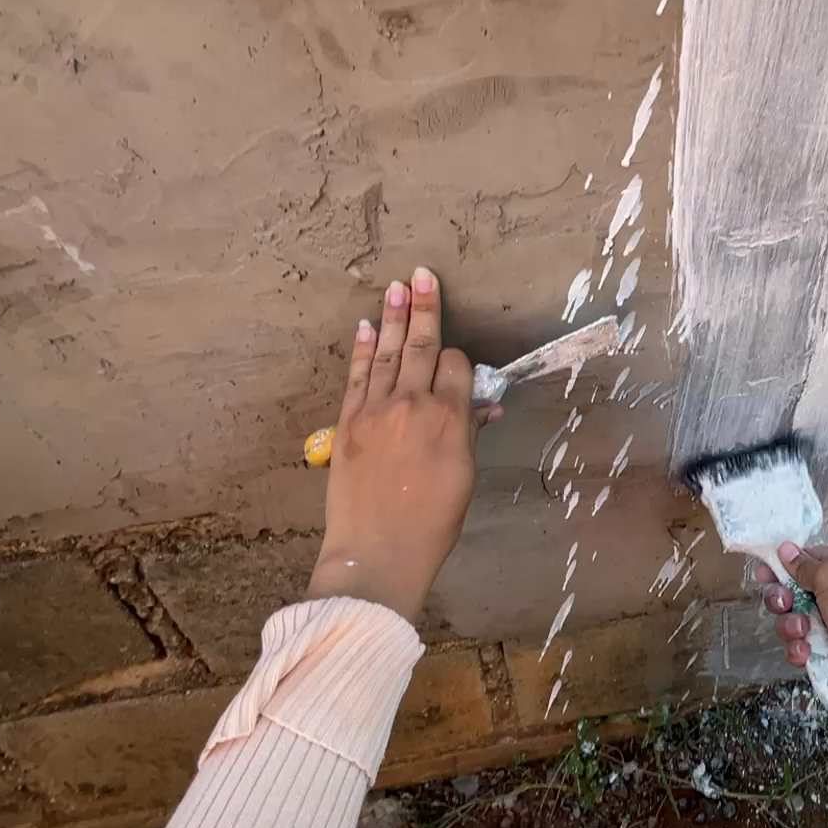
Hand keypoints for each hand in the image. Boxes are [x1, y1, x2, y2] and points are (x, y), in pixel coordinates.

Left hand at [306, 267, 502, 621]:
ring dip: (395, 317)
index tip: (462, 368)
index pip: (458, 366)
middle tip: (423, 273)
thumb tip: (479, 407)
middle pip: (424, 346)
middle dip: (426, 307)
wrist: (376, 554)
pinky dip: (363, 349)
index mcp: (450, 419)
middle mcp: (413, 404)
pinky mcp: (347, 422)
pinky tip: (369, 325)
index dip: (462, 361)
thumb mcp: (465, 477)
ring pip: (390, 353)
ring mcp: (376, 410)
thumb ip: (469, 433)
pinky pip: (357, 376)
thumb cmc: (433, 522)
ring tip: (398, 285)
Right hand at [753, 544, 827, 693]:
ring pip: (791, 619)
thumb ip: (802, 565)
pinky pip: (799, 644)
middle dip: (782, 598)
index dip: (782, 566)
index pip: (804, 560)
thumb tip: (784, 548)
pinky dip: (798, 648)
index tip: (763, 572)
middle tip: (784, 602)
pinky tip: (806, 650)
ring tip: (803, 629)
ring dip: (790, 625)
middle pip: (792, 590)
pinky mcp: (824, 648)